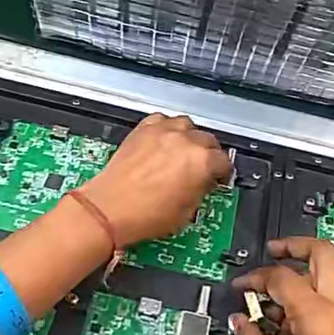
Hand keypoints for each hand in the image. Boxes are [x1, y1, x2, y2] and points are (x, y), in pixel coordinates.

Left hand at [79, 114, 230, 245]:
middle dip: (208, 154)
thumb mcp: (187, 211)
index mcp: (202, 162)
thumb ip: (202, 190)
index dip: (223, 172)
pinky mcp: (143, 129)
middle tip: (202, 167)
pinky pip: (162, 120)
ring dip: (189, 137)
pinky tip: (163, 141)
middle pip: (208, 140)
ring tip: (183, 151)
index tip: (218, 177)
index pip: (224, 161)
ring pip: (187, 125)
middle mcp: (185, 140)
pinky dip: (166, 129)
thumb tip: (204, 183)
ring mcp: (162, 131)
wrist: (108, 210)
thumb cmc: (143, 214)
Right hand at [231, 238, 333, 334]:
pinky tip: (290, 332)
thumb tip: (240, 324)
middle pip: (323, 252)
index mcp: (319, 317)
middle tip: (271, 253)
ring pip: (331, 274)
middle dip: (295, 246)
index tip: (239, 289)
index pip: (283, 276)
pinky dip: (313, 298)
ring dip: (303, 276)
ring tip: (274, 305)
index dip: (256, 278)